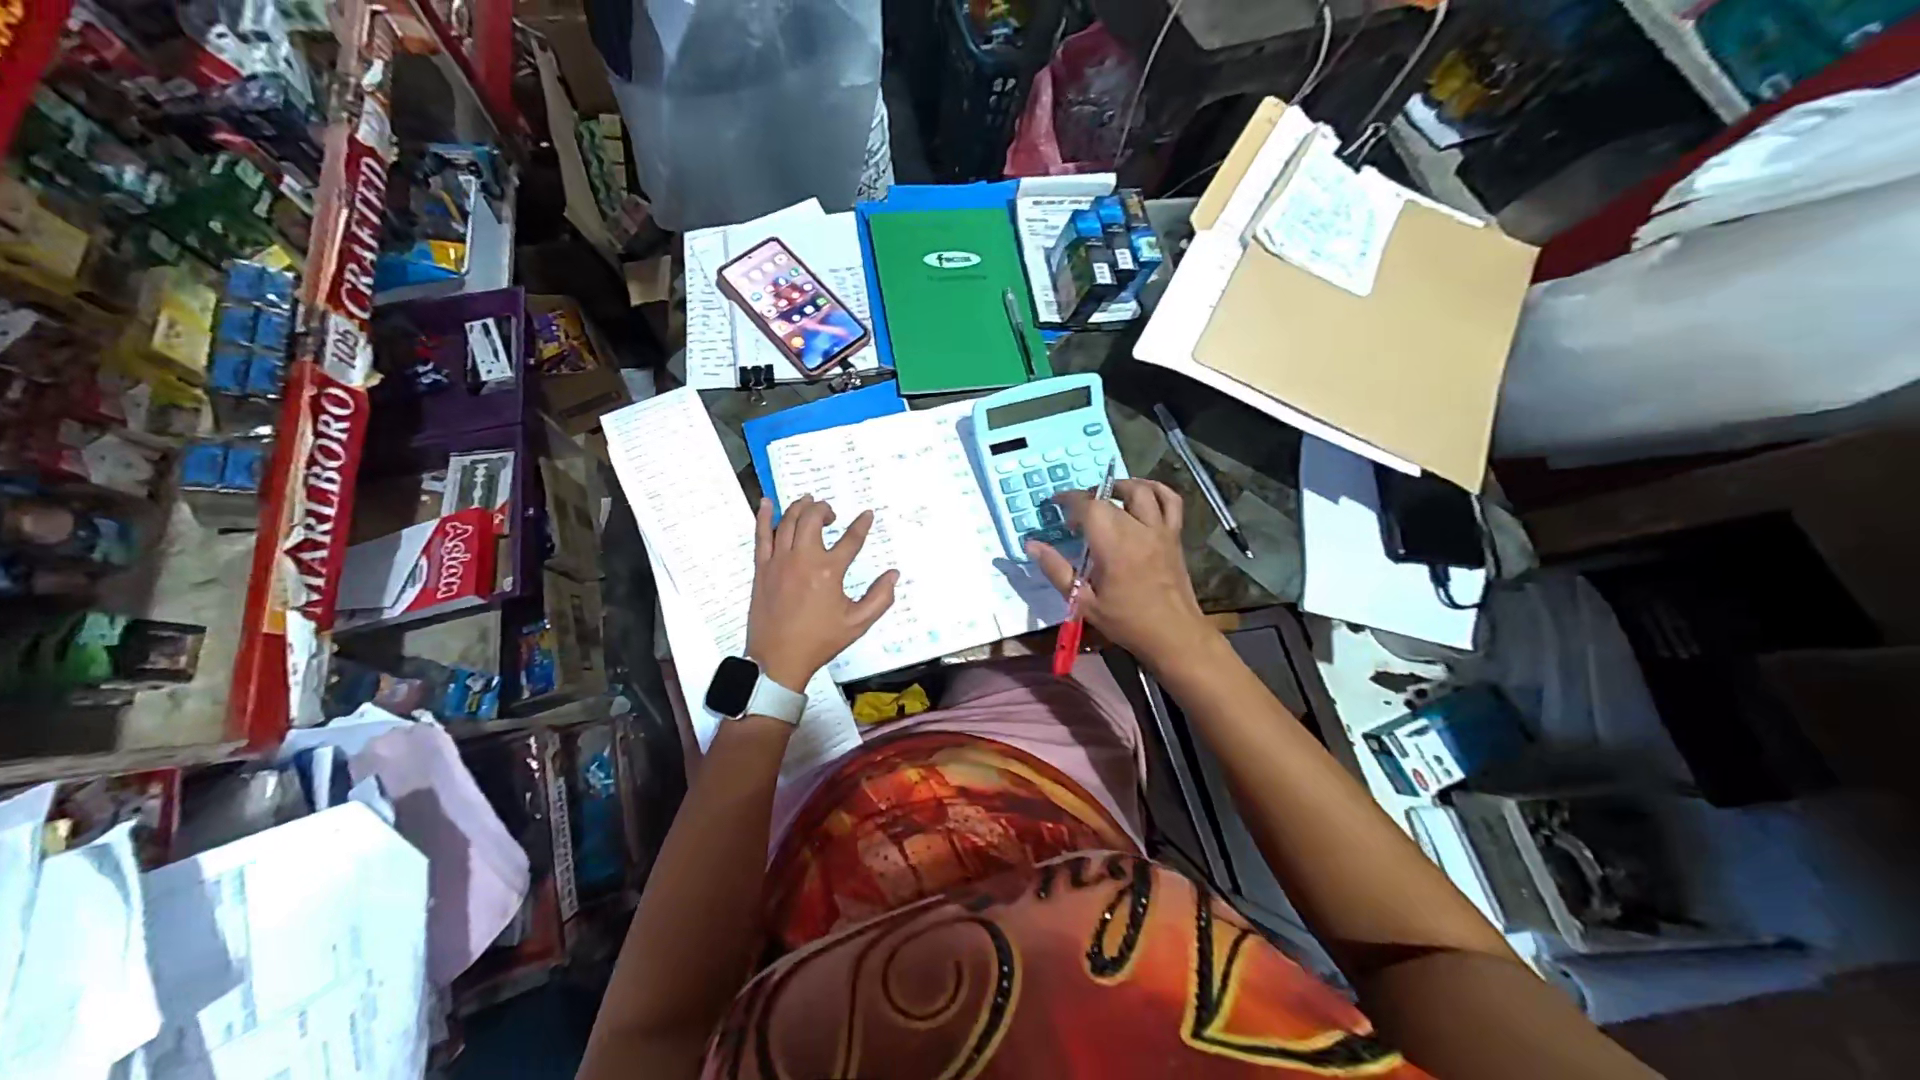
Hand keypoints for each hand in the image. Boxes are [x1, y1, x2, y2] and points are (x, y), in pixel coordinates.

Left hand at [745, 495, 897, 690]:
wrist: (778, 658)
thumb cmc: (819, 641)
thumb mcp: (858, 623)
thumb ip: (880, 597)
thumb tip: (893, 575)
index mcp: (829, 571)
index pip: (850, 539)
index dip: (861, 524)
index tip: (867, 515)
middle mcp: (803, 559)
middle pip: (812, 518)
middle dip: (824, 509)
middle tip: (831, 514)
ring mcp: (779, 561)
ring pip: (788, 521)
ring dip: (800, 507)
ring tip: (809, 502)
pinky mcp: (762, 568)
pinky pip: (761, 534)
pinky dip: (764, 516)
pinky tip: (768, 503)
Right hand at [1026, 478, 1216, 670]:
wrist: (1173, 634)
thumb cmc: (1126, 621)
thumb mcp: (1083, 601)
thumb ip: (1056, 570)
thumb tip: (1031, 545)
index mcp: (1113, 545)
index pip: (1088, 506)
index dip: (1069, 500)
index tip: (1056, 505)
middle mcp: (1137, 530)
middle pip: (1110, 499)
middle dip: (1088, 498)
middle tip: (1075, 515)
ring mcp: (1159, 530)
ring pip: (1142, 491)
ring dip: (1120, 487)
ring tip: (1105, 496)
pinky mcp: (1174, 536)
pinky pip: (1171, 501)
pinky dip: (1157, 489)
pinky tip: (1143, 492)